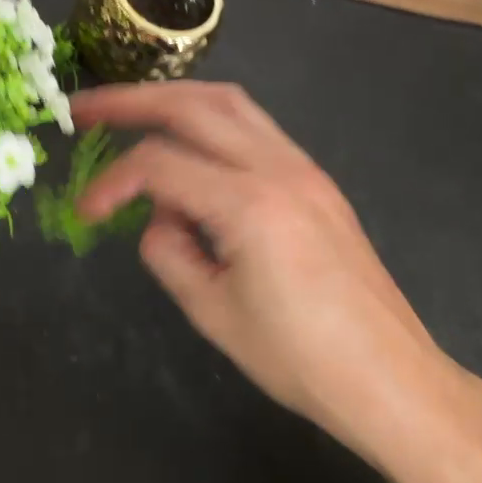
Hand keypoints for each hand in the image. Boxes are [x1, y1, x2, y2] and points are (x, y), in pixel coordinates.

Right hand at [74, 83, 481, 482]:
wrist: (397, 384)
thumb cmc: (302, 359)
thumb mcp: (213, 313)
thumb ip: (169, 252)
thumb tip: (159, 218)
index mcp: (250, 205)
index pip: (158, 167)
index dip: (111, 182)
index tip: (87, 212)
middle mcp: (278, 169)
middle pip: (190, 105)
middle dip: (128, 102)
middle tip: (84, 110)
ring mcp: (303, 168)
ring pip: (226, 101)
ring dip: (170, 98)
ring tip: (129, 108)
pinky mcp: (315, 179)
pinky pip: (252, 123)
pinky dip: (207, 117)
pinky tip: (186, 141)